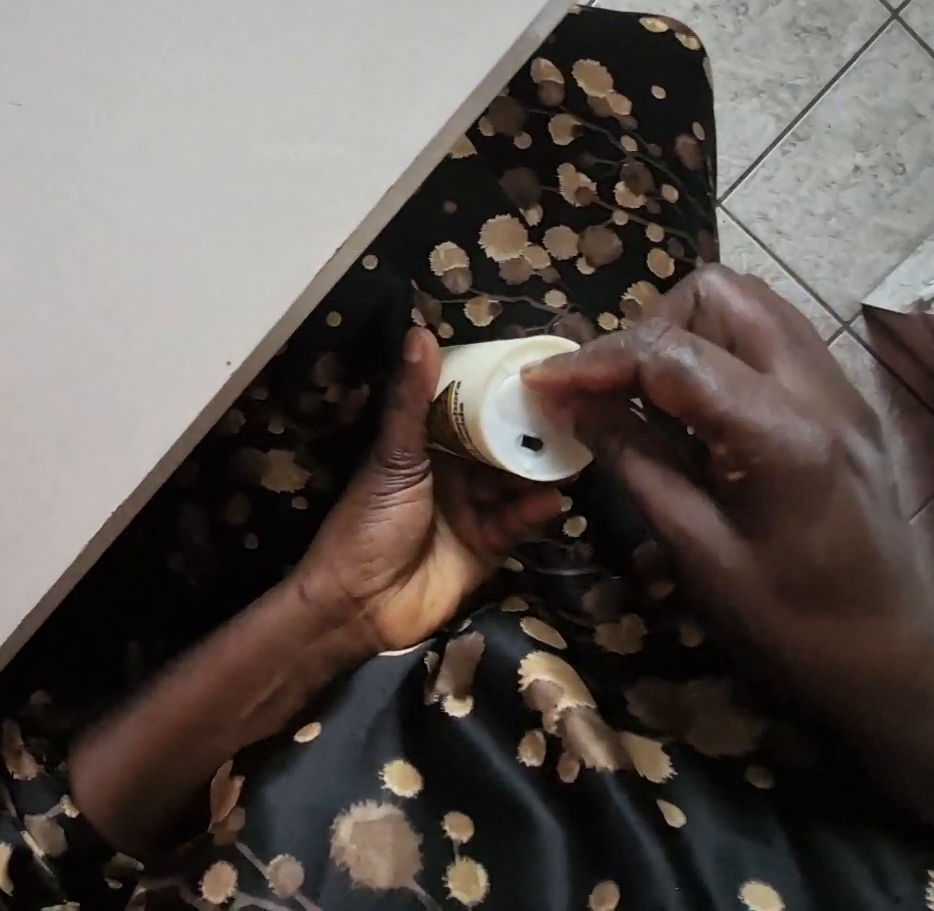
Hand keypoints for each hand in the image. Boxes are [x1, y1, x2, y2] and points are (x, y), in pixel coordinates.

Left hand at [292, 327, 563, 654]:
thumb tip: (420, 332)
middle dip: (529, 430)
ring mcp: (472, 508)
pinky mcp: (488, 544)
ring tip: (572, 453)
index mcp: (424, 445)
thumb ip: (411, 400)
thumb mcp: (393, 457)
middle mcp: (451, 471)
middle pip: (498, 444)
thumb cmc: (369, 521)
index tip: (536, 369)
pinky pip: (516, 521)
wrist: (361, 602)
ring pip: (513, 480)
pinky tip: (549, 500)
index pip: (466, 408)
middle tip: (571, 412)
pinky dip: (532, 510)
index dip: (497, 390)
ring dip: (537, 469)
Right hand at [522, 265, 933, 883]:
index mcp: (783, 434)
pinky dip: (713, 351)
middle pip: (719, 294)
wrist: (892, 672)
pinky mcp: (843, 405)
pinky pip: (768, 339)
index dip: (591, 361)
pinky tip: (689, 407)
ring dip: (680, 333)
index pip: (669, 354)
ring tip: (642, 393)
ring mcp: (841, 391)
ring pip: (748, 305)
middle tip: (608, 389)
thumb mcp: (693, 547)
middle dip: (646, 329)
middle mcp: (822, 390)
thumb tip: (571, 403)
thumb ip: (632, 458)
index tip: (538, 381)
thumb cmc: (786, 625)